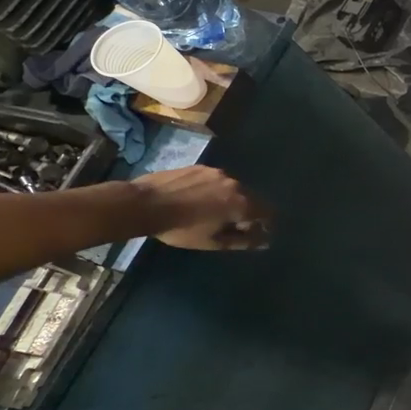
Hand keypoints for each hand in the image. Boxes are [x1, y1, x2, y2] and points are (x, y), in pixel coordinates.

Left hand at [132, 166, 269, 249]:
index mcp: (244, 204)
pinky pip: (215, 179)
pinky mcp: (199, 167)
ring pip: (233, 188)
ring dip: (228, 198)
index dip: (263, 224)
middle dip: (245, 211)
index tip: (250, 232)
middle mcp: (236, 184)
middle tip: (227, 223)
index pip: (268, 213)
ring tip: (208, 208)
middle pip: (252, 199)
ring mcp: (216, 173)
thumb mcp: (214, 242)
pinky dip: (212, 189)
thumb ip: (244, 241)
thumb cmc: (181, 228)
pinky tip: (195, 197)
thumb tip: (265, 241)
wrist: (142, 204)